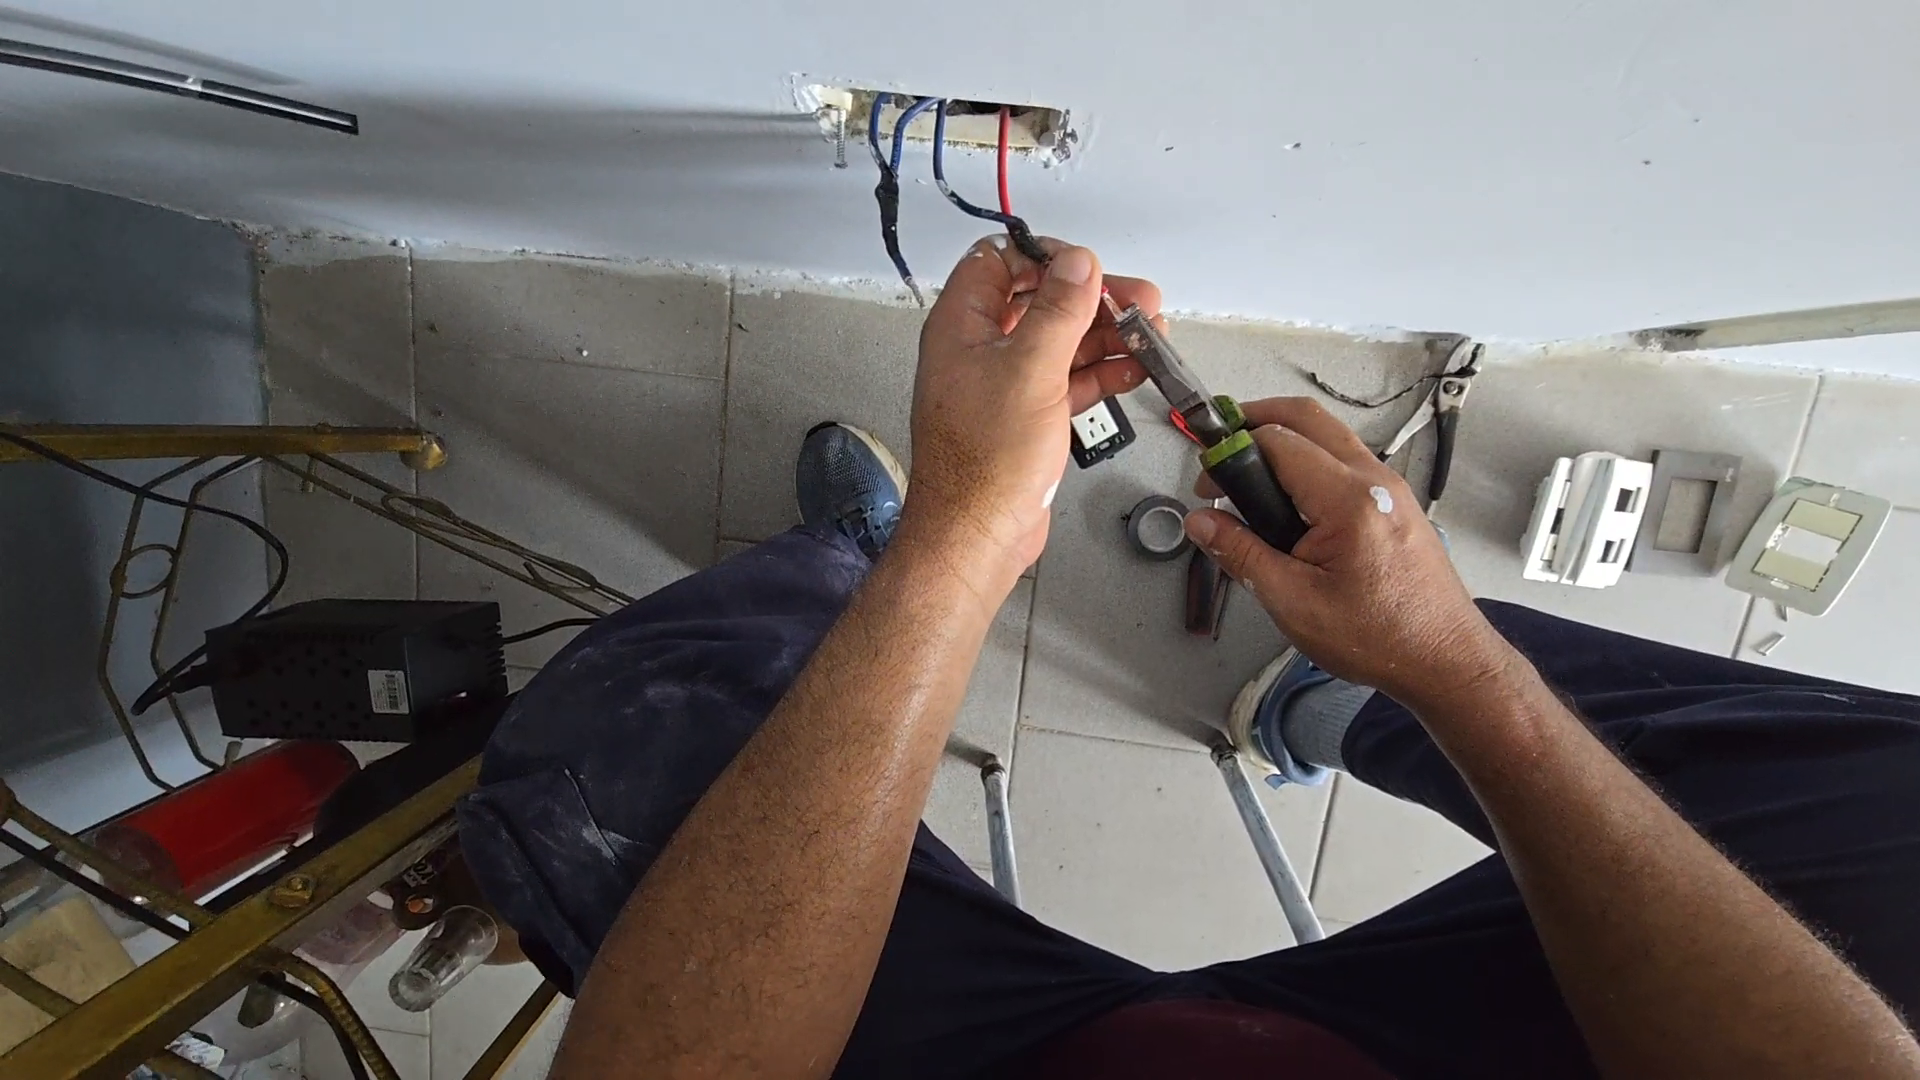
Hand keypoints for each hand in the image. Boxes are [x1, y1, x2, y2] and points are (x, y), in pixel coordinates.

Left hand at [898, 235, 1162, 581]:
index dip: (1045, 256)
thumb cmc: (986, 460)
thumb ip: (1057, 312)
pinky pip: (1067, 381)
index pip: (998, 261)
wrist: (977, 534)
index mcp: (963, 326)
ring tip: (1152, 335)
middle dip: (1092, 300)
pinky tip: (1135, 370)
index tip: (1089, 267)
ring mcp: (1005, 385)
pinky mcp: (1027, 417)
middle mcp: (980, 350)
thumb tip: (1078, 264)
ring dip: (1106, 336)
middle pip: (1040, 302)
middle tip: (1141, 303)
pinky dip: (1100, 373)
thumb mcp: (1030, 371)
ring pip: (1060, 343)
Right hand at [1184, 398, 1514, 705]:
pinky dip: (1305, 461)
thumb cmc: (1372, 635)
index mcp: (1348, 499)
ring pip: (1327, 436)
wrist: (1446, 660)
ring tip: (1244, 478)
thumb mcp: (1291, 601)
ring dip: (1282, 440)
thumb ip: (1241, 552)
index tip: (1205, 485)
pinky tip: (1284, 500)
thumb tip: (1198, 520)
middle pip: (1308, 418)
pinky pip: (1343, 460)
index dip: (1231, 452)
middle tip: (1218, 450)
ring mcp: (1389, 486)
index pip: (1278, 442)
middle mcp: (1374, 478)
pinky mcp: (1394, 502)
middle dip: (1255, 419)